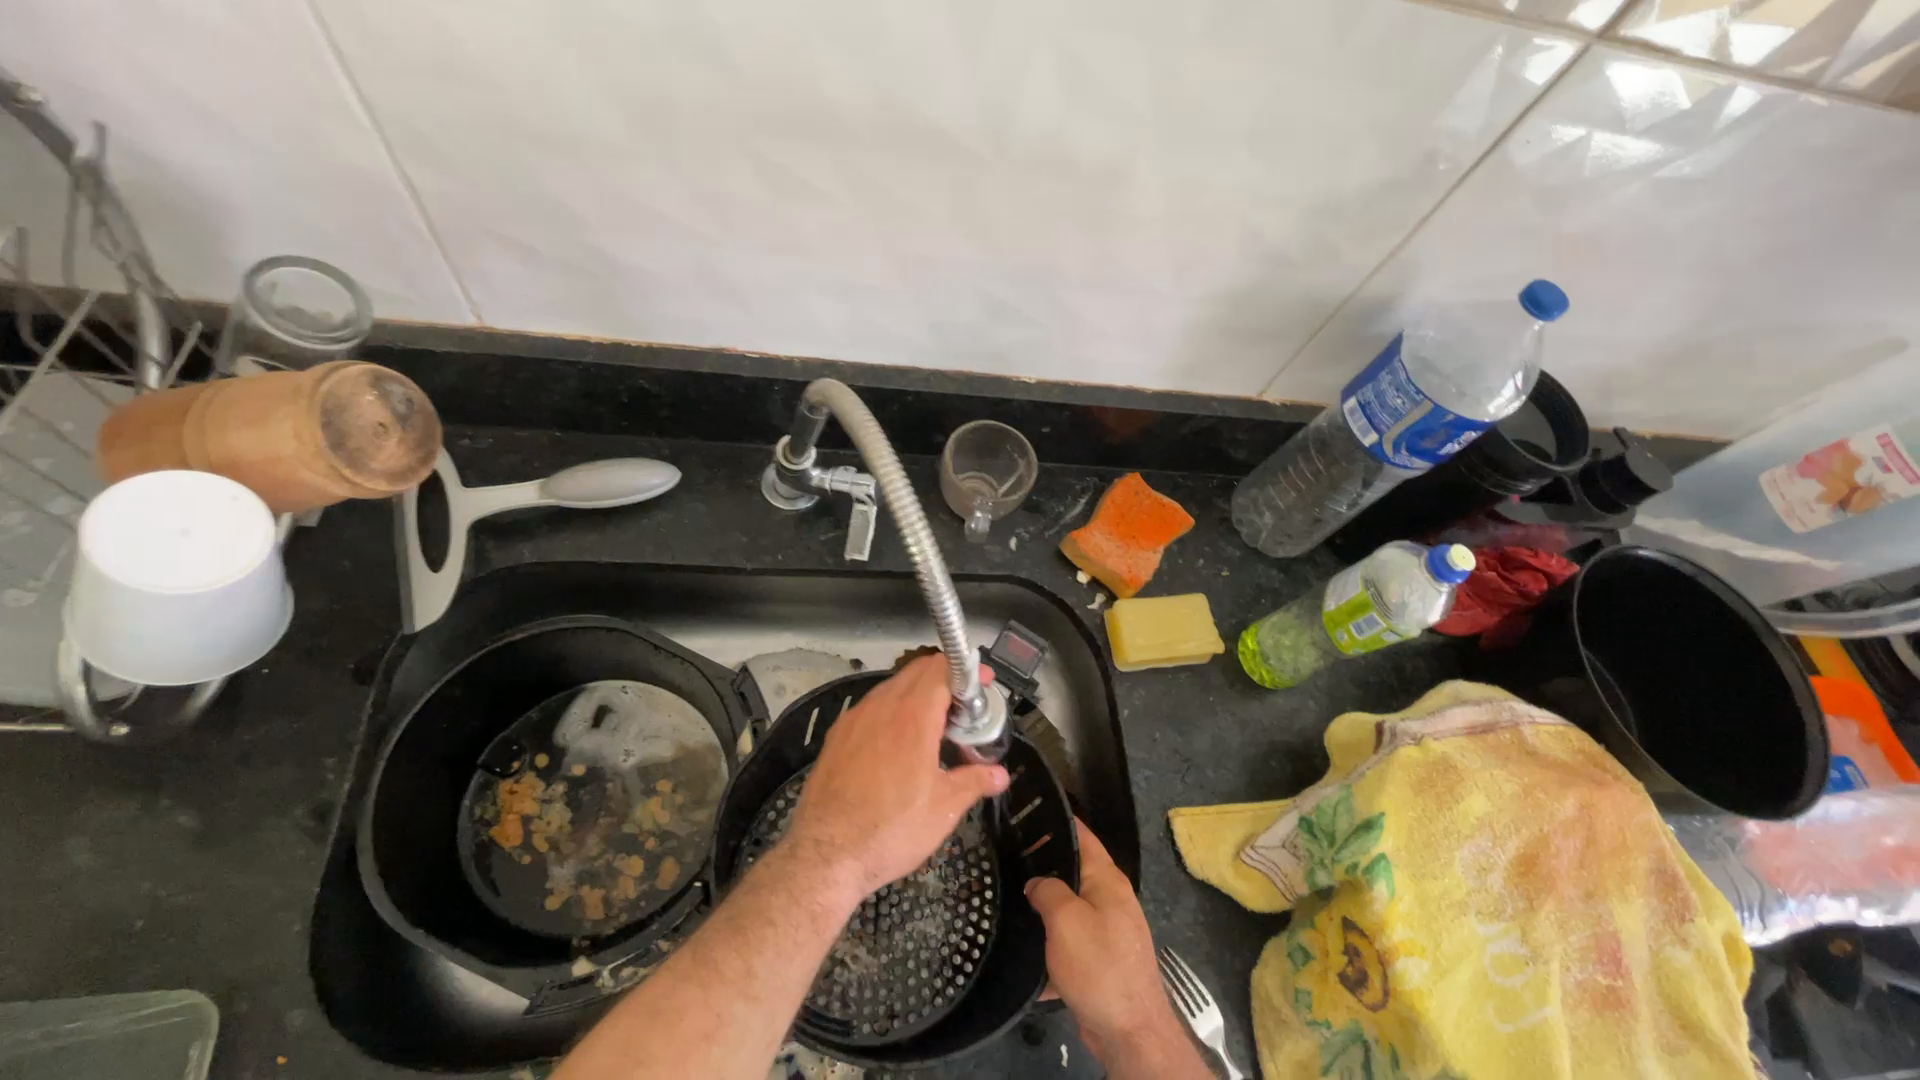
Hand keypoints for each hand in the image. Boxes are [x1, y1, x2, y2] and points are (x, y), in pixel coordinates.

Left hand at [785, 655, 1009, 900]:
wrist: (826, 855)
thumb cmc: (891, 830)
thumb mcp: (944, 809)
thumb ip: (974, 782)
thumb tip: (1000, 775)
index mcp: (912, 717)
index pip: (942, 670)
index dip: (966, 671)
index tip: (983, 682)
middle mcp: (881, 707)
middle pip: (917, 672)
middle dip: (945, 679)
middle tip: (965, 706)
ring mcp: (854, 719)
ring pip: (891, 688)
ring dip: (917, 694)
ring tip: (935, 725)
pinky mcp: (836, 737)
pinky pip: (870, 708)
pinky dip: (891, 711)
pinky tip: (898, 743)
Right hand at [1026, 822, 1197, 1071]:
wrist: (1129, 1030)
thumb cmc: (1099, 965)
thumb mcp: (1065, 918)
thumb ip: (1047, 890)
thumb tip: (1036, 883)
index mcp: (1107, 879)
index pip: (1081, 835)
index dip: (1055, 821)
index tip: (1024, 813)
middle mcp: (1111, 899)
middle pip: (1073, 870)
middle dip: (1042, 864)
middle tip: (1005, 857)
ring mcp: (1108, 930)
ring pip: (1069, 907)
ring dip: (1043, 906)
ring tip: (1007, 897)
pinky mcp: (1101, 960)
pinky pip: (1070, 941)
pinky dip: (1050, 943)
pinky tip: (1023, 947)